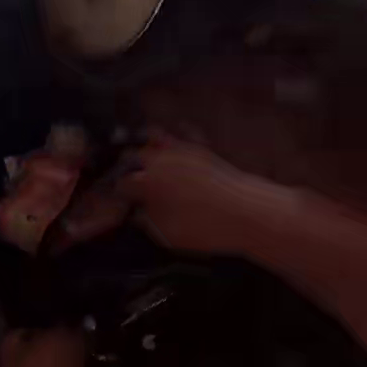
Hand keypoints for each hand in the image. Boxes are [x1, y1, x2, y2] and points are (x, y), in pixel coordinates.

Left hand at [0, 328, 109, 366]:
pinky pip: (18, 361)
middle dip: (69, 341)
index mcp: (56, 344)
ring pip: (31, 342)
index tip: (103, 352)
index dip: (95, 340)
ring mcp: (10, 362)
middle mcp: (29, 345)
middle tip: (85, 359)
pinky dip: (29, 364)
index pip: (81, 329)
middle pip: (53, 332)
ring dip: (46, 349)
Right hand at [88, 132, 306, 254]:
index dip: (116, 192)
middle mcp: (161, 161)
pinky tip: (174, 133)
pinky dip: (177, 132)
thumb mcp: (166, 235)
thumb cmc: (205, 228)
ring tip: (142, 152)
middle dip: (126, 165)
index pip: (121, 183)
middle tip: (126, 177)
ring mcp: (183, 151)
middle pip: (132, 155)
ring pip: (155, 136)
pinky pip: (185, 131)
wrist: (250, 215)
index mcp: (146, 182)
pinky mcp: (204, 148)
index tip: (117, 199)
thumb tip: (138, 213)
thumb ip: (147, 220)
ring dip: (145, 143)